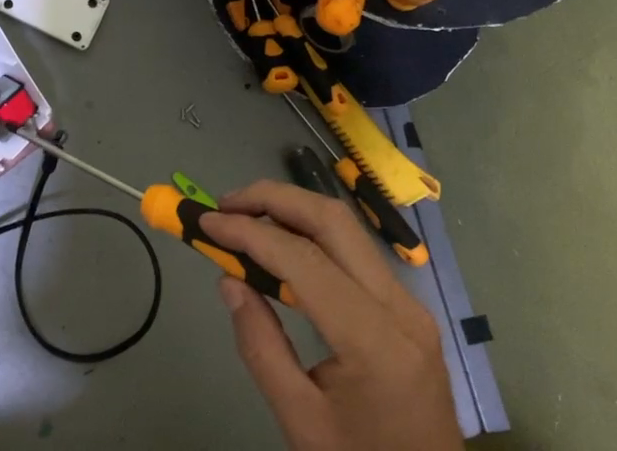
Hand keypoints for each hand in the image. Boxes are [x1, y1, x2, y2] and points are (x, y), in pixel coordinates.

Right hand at [202, 182, 462, 450]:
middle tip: (224, 204)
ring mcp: (410, 306)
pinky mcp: (408, 310)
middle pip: (333, 222)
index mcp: (375, 341)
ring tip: (244, 217)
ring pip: (348, 230)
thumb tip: (230, 281)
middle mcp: (401, 309)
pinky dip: (311, 236)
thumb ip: (260, 345)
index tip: (205, 222)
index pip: (303, 259)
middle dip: (274, 199)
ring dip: (292, 211)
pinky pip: (356, 254)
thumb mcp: (300, 419)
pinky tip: (279, 247)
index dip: (249, 232)